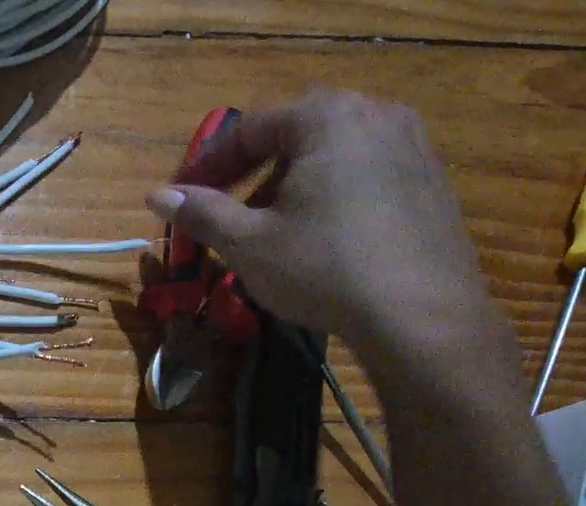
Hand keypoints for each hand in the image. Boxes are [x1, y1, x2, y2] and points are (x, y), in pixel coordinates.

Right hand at [145, 90, 496, 351]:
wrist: (418, 311)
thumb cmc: (322, 267)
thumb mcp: (247, 243)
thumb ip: (201, 213)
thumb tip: (157, 195)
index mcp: (328, 118)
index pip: (251, 128)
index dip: (207, 165)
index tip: (181, 199)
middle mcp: (376, 115)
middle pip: (294, 134)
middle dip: (249, 172)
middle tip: (220, 211)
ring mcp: (412, 145)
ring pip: (330, 154)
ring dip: (287, 184)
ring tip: (265, 229)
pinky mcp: (429, 180)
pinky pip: (362, 173)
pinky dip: (327, 194)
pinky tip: (315, 237)